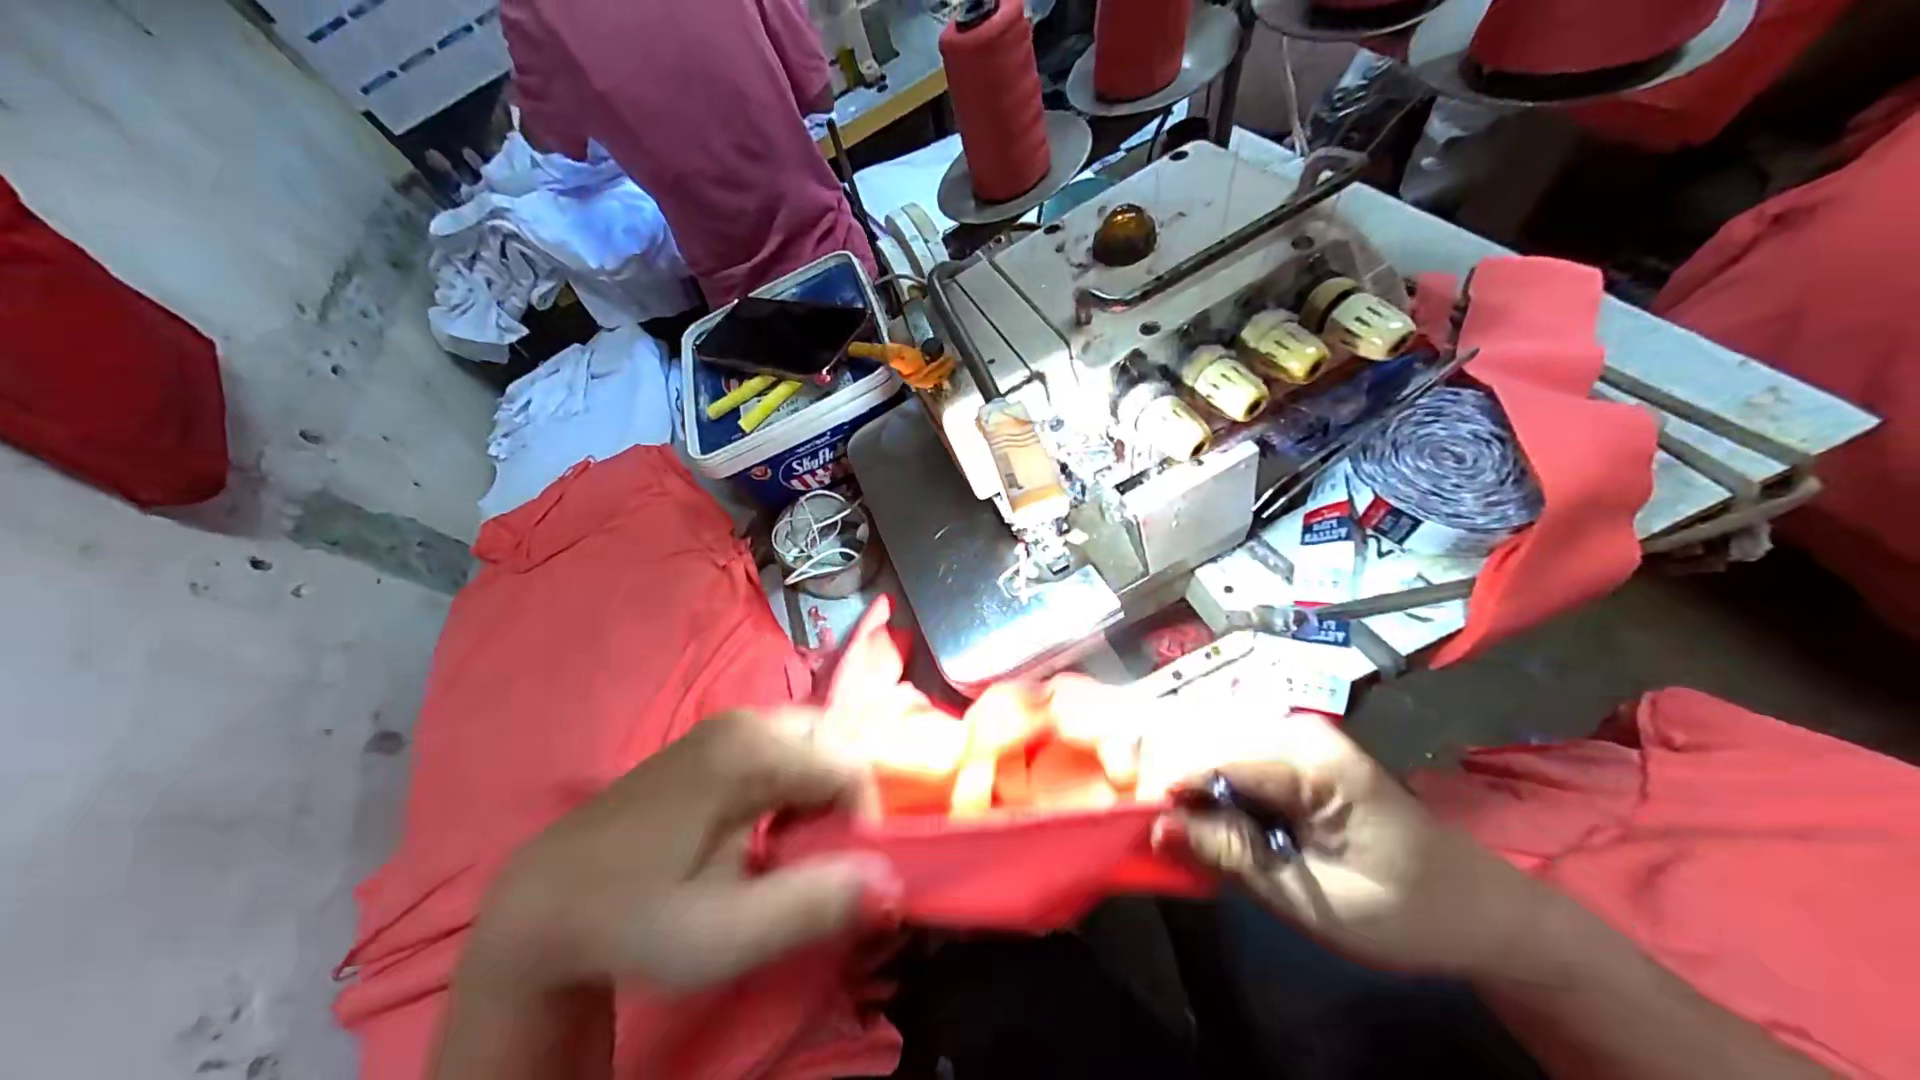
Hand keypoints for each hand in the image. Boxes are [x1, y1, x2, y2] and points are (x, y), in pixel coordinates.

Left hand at [463, 709, 903, 995]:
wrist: (544, 903)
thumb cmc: (635, 920)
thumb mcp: (726, 934)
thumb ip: (816, 905)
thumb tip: (894, 883)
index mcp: (749, 752)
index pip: (850, 768)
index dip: (864, 823)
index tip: (843, 876)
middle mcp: (744, 721)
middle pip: (836, 745)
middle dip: (847, 801)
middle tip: (824, 860)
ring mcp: (726, 725)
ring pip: (814, 744)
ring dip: (824, 794)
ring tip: (798, 848)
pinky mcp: (714, 739)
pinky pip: (785, 747)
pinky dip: (798, 785)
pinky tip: (771, 828)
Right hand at [1152, 714, 1552, 976]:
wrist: (1483, 910)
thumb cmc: (1409, 912)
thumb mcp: (1315, 898)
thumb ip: (1235, 855)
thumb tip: (1158, 826)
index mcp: (1314, 759)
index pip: (1214, 759)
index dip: (1168, 790)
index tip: (1137, 824)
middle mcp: (1298, 730)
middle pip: (1205, 740)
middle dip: (1170, 781)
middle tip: (1152, 829)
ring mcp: (1297, 737)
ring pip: (1211, 744)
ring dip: (1187, 785)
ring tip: (1174, 827)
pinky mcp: (1295, 754)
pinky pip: (1232, 758)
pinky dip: (1210, 788)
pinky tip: (1207, 819)